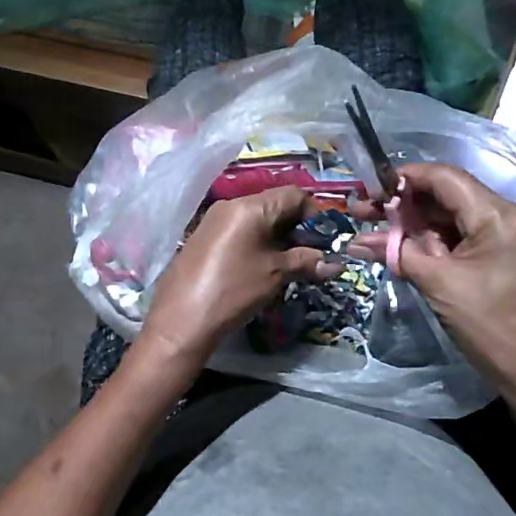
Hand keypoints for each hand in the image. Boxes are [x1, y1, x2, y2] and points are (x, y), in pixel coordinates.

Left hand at [141, 187, 341, 362]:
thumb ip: (306, 261)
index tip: (326, 240)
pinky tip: (263, 269)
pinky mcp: (204, 239)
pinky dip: (258, 244)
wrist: (181, 320)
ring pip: (257, 220)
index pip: (293, 194)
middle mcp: (230, 205)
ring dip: (279, 238)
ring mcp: (214, 222)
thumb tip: (334, 262)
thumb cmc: (233, 290)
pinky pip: (240, 232)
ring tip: (291, 266)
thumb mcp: (275, 274)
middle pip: (274, 206)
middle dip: (297, 228)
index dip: (315, 214)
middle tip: (312, 256)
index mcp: (249, 206)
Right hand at [352, 162, 515, 400]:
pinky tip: (400, 251)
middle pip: (446, 197)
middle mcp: (507, 217)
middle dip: (402, 205)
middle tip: (360, 212)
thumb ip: (400, 253)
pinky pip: (461, 240)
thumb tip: (361, 241)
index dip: (403, 178)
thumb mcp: (440, 284)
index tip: (368, 188)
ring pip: (451, 219)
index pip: (445, 178)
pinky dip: (431, 244)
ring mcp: (508, 238)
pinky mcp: (504, 258)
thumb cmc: (493, 326)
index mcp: (499, 216)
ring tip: (372, 235)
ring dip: (412, 227)